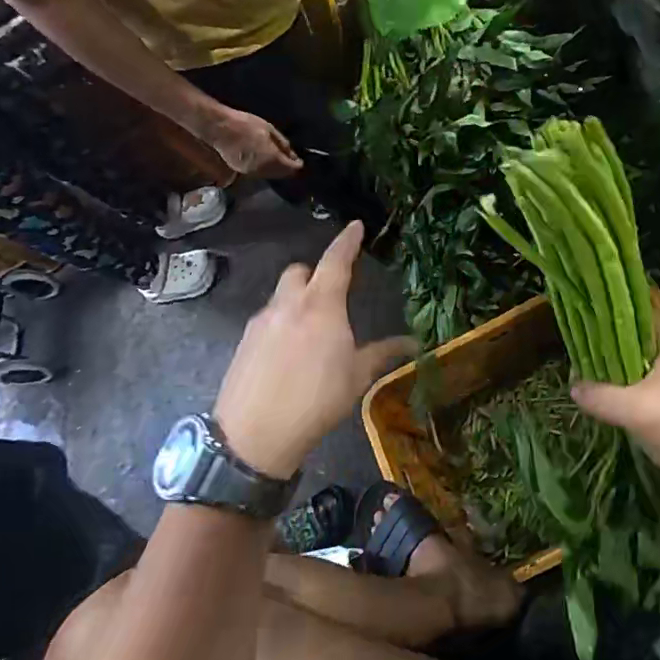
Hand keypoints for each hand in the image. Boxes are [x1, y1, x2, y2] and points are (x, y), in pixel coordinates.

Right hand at [206, 108, 302, 177]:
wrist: (219, 129)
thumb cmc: (245, 125)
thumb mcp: (269, 129)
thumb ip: (282, 144)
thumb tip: (293, 155)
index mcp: (273, 160)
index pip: (291, 169)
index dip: (298, 165)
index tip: (300, 160)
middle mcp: (264, 171)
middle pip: (282, 175)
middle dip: (287, 168)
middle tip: (290, 159)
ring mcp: (252, 173)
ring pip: (270, 175)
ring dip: (276, 169)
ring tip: (278, 159)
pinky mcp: (241, 172)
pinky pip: (259, 173)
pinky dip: (265, 168)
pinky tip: (264, 160)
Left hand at [214, 221, 414, 478]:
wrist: (255, 433)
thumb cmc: (316, 400)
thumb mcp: (357, 377)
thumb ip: (383, 353)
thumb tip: (414, 344)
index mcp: (321, 306)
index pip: (336, 261)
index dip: (347, 241)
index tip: (355, 227)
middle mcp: (288, 304)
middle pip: (300, 272)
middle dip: (315, 275)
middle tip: (331, 296)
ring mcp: (261, 321)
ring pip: (281, 296)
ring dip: (297, 301)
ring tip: (312, 334)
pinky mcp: (244, 341)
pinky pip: (267, 319)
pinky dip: (281, 325)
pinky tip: (288, 355)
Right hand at [570, 296, 659, 486]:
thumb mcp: (634, 412)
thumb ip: (600, 396)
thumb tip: (573, 386)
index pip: (642, 304)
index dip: (613, 303)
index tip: (586, 306)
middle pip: (640, 329)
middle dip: (611, 333)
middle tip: (580, 338)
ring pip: (645, 353)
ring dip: (621, 357)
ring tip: (590, 361)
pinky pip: (652, 373)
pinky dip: (632, 375)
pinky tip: (614, 386)